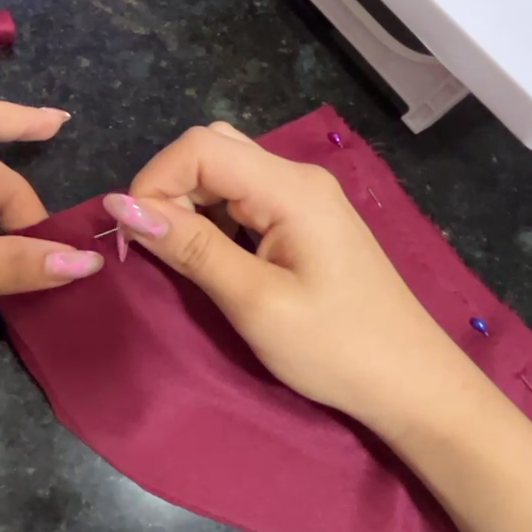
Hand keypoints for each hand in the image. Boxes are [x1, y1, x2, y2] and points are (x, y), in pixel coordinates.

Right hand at [106, 122, 479, 437]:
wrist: (410, 384)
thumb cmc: (334, 347)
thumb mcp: (253, 301)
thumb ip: (190, 247)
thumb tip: (121, 206)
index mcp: (290, 188)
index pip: (199, 147)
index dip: (153, 181)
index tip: (133, 235)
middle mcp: (297, 178)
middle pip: (211, 149)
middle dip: (168, 189)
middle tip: (155, 247)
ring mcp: (304, 198)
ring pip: (224, 171)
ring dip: (188, 204)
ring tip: (180, 256)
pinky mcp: (304, 221)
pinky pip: (242, 197)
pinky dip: (212, 217)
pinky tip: (213, 256)